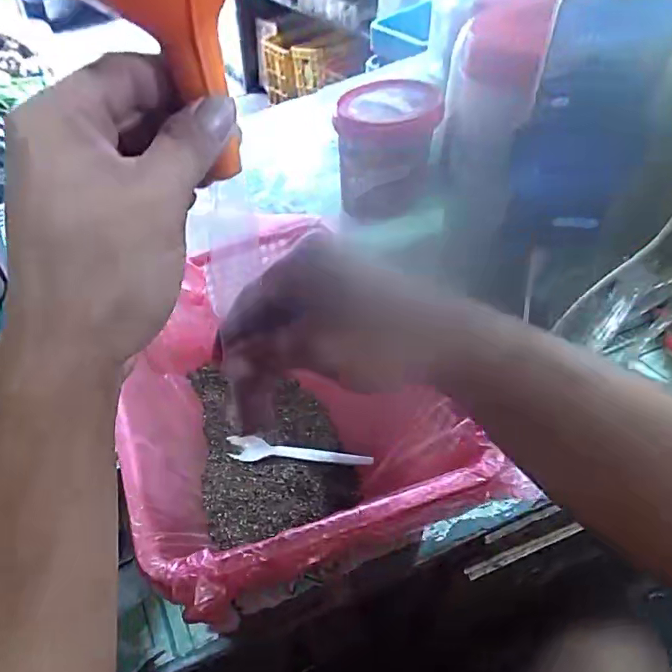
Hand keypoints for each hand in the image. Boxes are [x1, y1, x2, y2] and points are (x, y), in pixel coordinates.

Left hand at [2, 54, 237, 377]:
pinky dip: (150, 188)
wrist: (69, 353)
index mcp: (56, 118)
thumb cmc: (111, 269)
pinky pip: (114, 185)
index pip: (125, 71)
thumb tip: (222, 105)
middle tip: (225, 147)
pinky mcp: (70, 219)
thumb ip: (191, 142)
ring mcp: (56, 183)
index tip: (225, 106)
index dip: (179, 80)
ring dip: (168, 159)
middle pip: (122, 109)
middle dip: (177, 125)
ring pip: (122, 151)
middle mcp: (48, 141)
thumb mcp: (158, 197)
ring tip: (212, 176)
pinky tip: (184, 202)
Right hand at [217, 235, 488, 430]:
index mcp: (300, 260)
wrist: (451, 342)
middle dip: (253, 365)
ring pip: (288, 327)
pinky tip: (288, 380)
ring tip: (263, 411)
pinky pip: (309, 327)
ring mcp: (334, 281)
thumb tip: (231, 360)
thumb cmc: (378, 342)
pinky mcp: (350, 300)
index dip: (231, 342)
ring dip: (273, 367)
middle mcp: (312, 263)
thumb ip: (267, 351)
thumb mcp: (315, 349)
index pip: (248, 302)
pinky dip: (296, 356)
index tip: (220, 377)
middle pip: (267, 318)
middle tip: (244, 411)